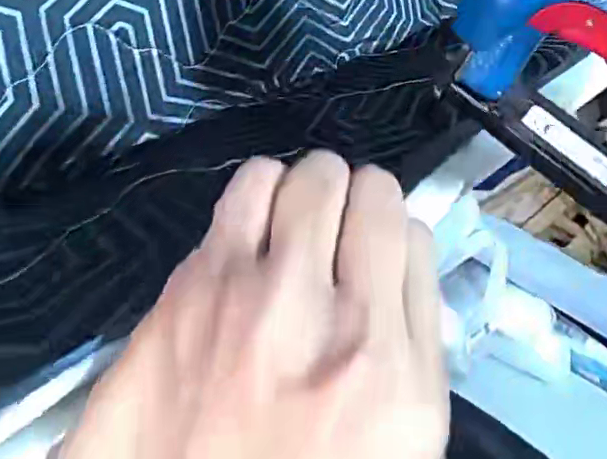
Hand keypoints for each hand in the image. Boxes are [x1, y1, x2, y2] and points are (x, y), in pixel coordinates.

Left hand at [61, 152, 448, 458]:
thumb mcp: (400, 433)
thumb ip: (415, 329)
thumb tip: (400, 239)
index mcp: (384, 365)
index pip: (398, 221)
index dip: (384, 216)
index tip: (372, 231)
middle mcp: (317, 314)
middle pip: (341, 181)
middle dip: (343, 190)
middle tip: (333, 221)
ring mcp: (245, 289)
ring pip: (286, 172)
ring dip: (295, 186)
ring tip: (291, 217)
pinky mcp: (191, 280)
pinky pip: (238, 191)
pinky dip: (253, 196)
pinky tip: (251, 229)